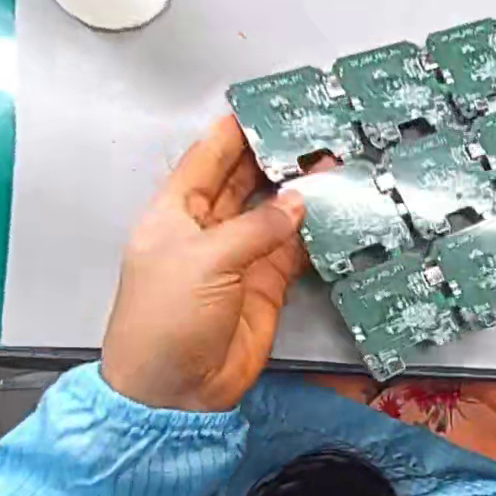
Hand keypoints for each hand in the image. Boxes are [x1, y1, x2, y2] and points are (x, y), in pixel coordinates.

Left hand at [101, 117, 307, 411]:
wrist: (178, 387)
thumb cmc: (165, 319)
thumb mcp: (204, 261)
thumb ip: (254, 230)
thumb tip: (295, 204)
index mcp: (176, 213)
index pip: (206, 159)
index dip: (233, 133)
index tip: (262, 108)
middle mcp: (208, 231)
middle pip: (243, 182)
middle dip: (273, 158)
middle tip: (308, 134)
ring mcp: (240, 259)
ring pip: (273, 216)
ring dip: (298, 194)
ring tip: (329, 167)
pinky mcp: (266, 287)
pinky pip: (292, 252)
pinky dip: (311, 235)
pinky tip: (330, 215)